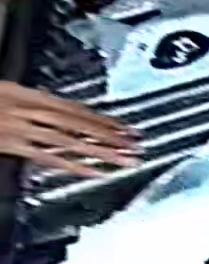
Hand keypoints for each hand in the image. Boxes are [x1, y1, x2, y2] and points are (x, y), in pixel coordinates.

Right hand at [0, 82, 138, 175]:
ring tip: (130, 160)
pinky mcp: (5, 143)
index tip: (128, 127)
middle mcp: (16, 107)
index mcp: (13, 90)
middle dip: (110, 134)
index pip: (68, 105)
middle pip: (74, 123)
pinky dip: (75, 165)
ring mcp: (11, 126)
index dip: (102, 117)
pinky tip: (98, 173)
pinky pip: (46, 157)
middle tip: (139, 145)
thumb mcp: (1, 92)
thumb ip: (26, 100)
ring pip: (67, 140)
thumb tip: (58, 111)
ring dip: (103, 151)